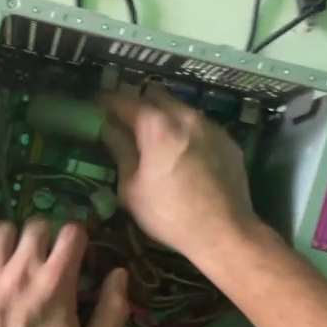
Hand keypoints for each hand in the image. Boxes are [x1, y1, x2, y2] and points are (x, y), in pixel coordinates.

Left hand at [0, 220, 128, 326]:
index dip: (77, 238)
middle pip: (36, 224)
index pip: (72, 232)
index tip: (76, 252)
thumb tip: (119, 275)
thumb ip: (111, 312)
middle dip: (45, 235)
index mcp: (55, 283)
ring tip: (11, 258)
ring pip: (0, 230)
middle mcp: (20, 270)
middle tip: (44, 256)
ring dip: (11, 239)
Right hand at [101, 84, 263, 263]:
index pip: (125, 100)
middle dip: (138, 101)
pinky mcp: (228, 141)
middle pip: (156, 94)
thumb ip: (120, 151)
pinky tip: (183, 151)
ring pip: (181, 108)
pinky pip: (200, 125)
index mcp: (157, 126)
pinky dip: (186, 130)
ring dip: (164, 115)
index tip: (97, 105)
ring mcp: (211, 126)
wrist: (224, 232)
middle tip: (125, 118)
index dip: (108, 100)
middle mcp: (186, 116)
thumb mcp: (131, 188)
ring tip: (154, 135)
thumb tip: (108, 129)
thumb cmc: (169, 214)